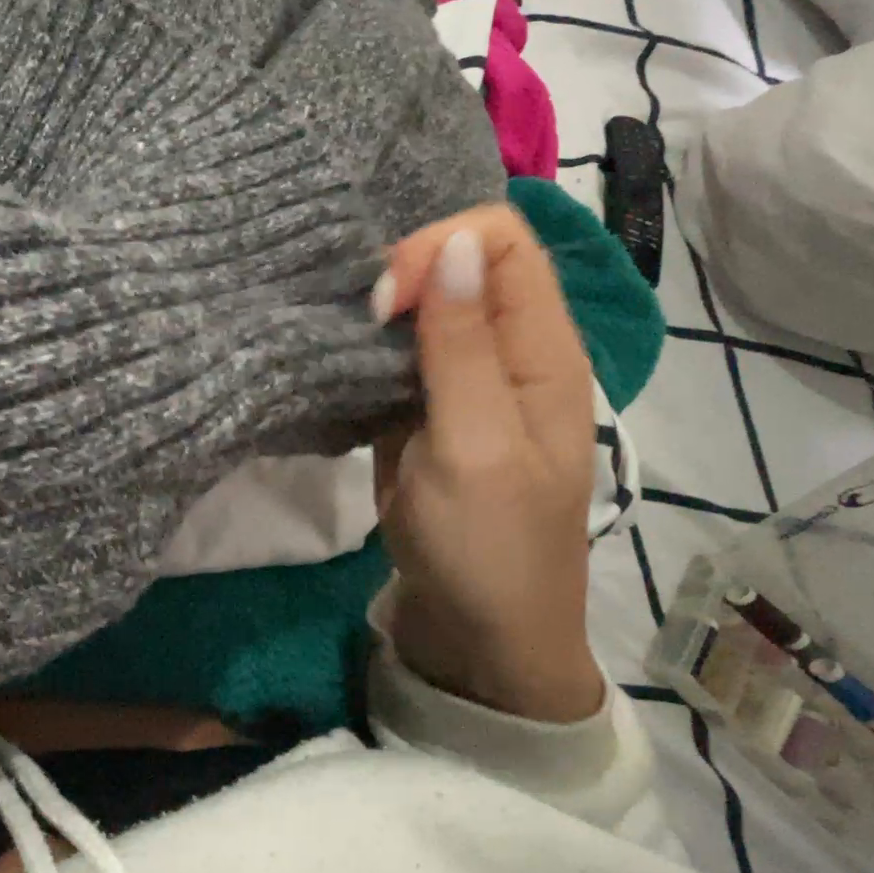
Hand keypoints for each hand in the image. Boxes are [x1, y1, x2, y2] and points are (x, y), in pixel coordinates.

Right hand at [370, 204, 603, 722]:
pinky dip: (363, 346)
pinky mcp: (423, 407)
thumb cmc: (486, 545)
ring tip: (332, 337)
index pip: (500, 244)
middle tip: (355, 326)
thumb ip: (462, 345)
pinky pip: (395, 351)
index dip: (437, 250)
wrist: (477, 632)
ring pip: (423, 305)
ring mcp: (463, 380)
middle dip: (400, 275)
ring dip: (377, 310)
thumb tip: (456, 240)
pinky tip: (332, 363)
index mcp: (541, 352)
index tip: (385, 306)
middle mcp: (507, 352)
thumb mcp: (474, 445)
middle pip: (459, 262)